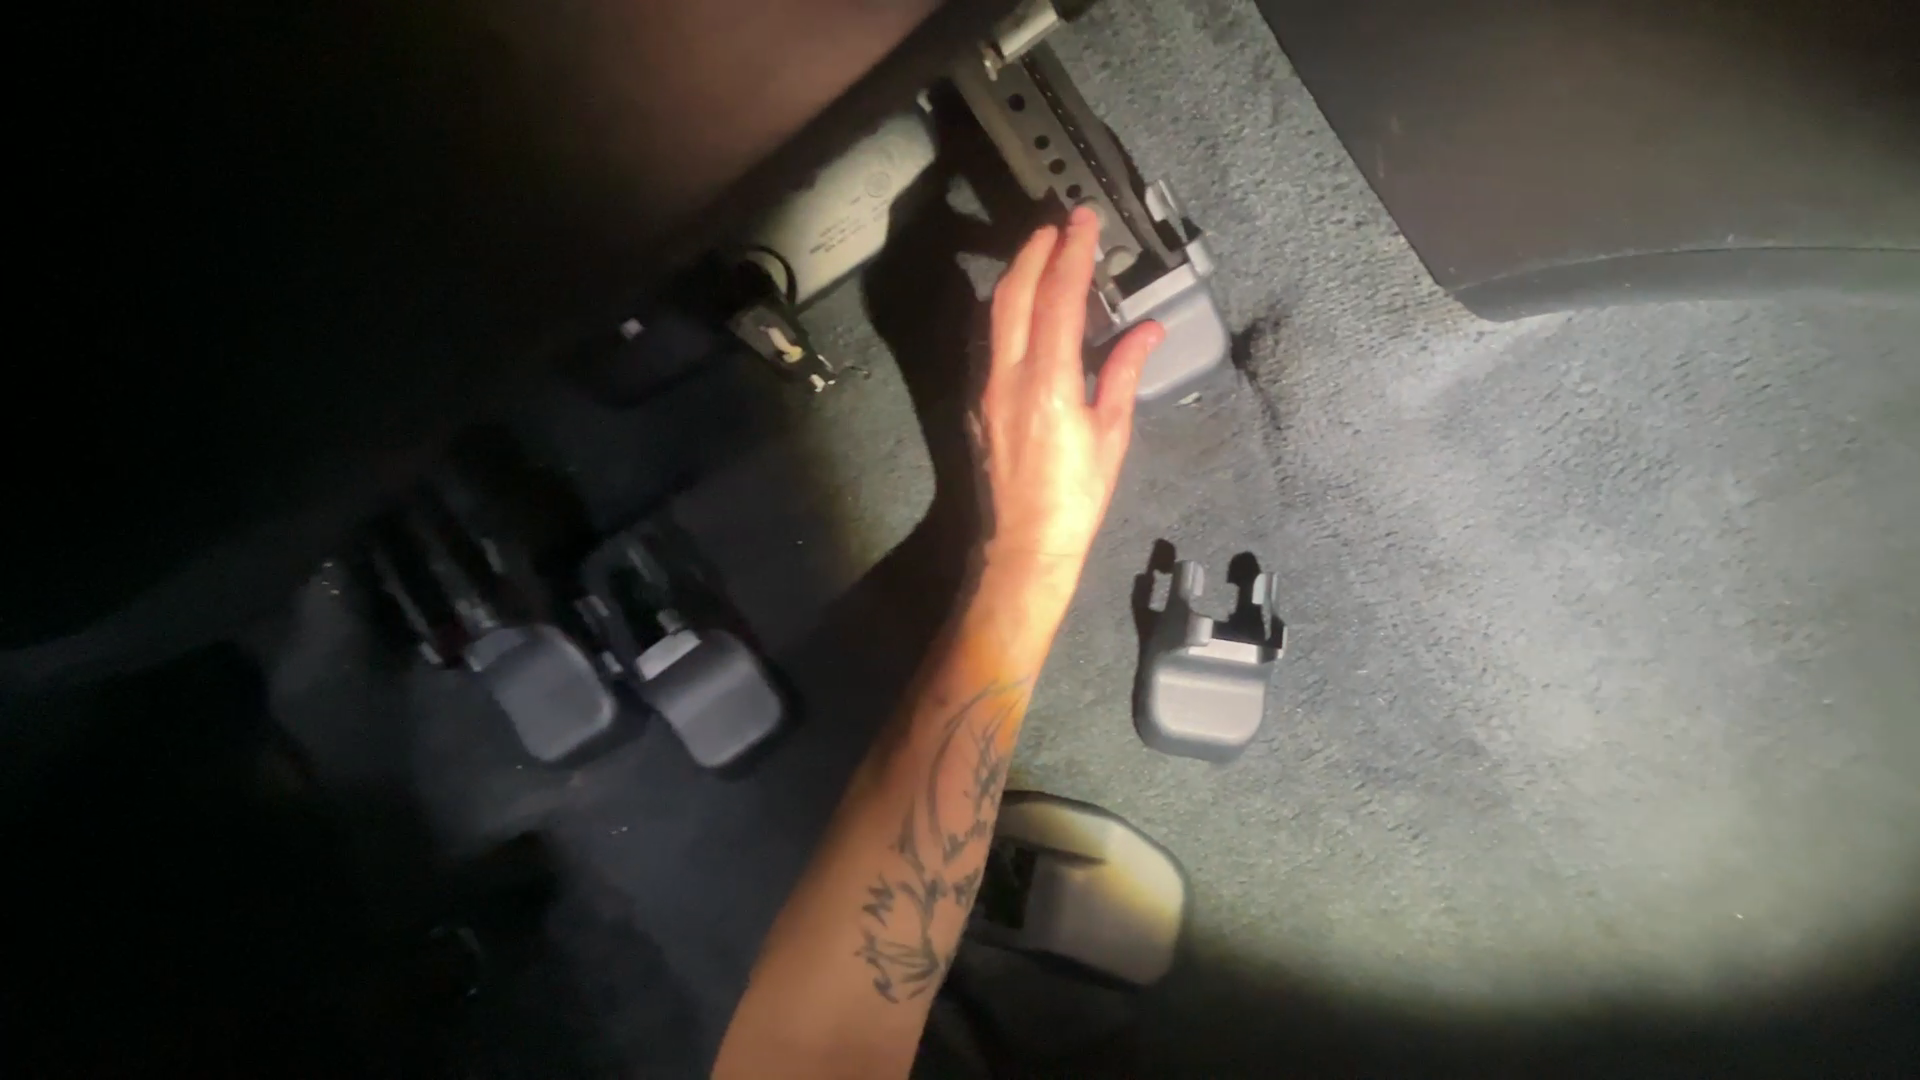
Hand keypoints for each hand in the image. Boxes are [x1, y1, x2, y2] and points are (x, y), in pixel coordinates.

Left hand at [973, 206, 1164, 574]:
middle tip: (1056, 226)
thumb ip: (1124, 374)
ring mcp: (988, 390)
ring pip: (995, 318)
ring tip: (1039, 255)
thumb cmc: (1077, 495)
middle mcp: (1009, 377)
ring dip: (1016, 279)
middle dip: (1033, 253)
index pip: (1058, 300)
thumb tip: (1148, 333)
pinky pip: (991, 343)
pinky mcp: (981, 404)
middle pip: (1013, 297)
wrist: (1027, 541)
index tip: (1082, 221)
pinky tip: (1023, 308)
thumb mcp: (1111, 434)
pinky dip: (1007, 313)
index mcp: (1049, 382)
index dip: (1071, 254)